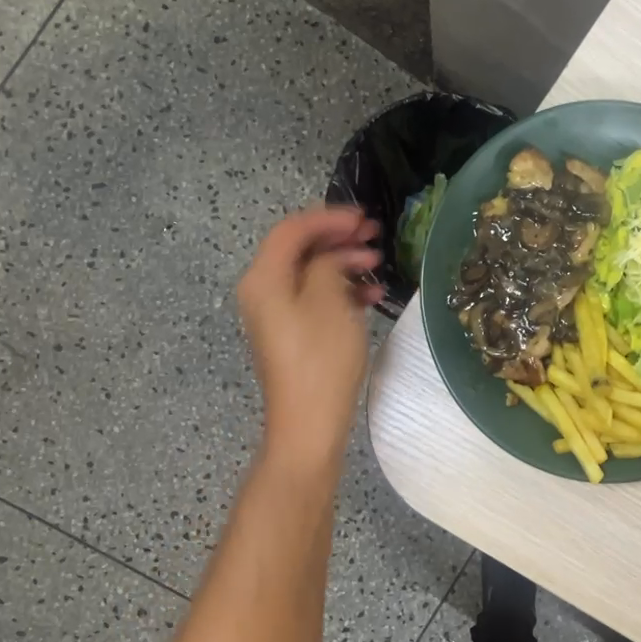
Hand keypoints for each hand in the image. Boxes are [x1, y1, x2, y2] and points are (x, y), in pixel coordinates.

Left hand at [236, 206, 384, 462]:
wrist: (309, 423)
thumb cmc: (321, 359)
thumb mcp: (330, 301)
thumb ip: (330, 266)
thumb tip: (333, 258)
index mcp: (264, 278)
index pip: (293, 230)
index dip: (329, 218)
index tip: (365, 218)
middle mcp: (263, 291)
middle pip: (299, 250)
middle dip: (338, 239)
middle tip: (375, 236)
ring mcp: (276, 315)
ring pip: (310, 274)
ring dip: (344, 265)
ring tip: (377, 265)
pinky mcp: (291, 335)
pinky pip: (314, 299)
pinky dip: (341, 291)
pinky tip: (371, 296)